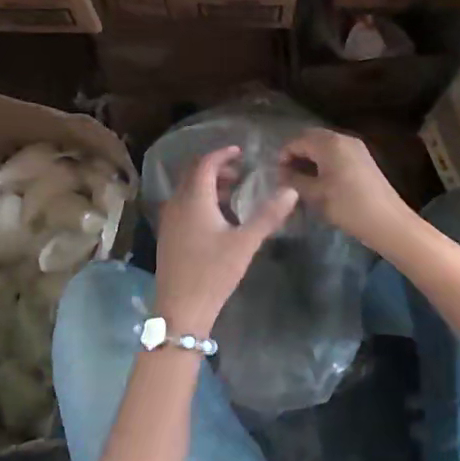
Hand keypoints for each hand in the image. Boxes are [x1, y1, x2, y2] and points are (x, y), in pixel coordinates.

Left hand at [154, 145, 297, 335]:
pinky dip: (199, 200)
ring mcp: (168, 219)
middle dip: (215, 168)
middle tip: (240, 172)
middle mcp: (176, 203)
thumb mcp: (245, 243)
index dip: (222, 154)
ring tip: (232, 193)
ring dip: (207, 185)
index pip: (205, 164)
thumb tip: (292, 190)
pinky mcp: (168, 235)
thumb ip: (268, 215)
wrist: (181, 308)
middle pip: (193, 174)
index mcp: (193, 199)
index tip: (240, 152)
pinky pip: (182, 204)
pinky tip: (217, 218)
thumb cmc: (213, 273)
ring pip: (187, 190)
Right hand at [280, 129, 413, 250]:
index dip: (283, 155)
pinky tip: (321, 179)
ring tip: (301, 179)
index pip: (297, 141)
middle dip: (296, 153)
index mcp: (329, 143)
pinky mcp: (363, 159)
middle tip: (287, 174)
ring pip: (325, 145)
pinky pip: (337, 152)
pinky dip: (324, 160)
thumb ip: (293, 180)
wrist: (387, 221)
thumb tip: (282, 173)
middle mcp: (342, 138)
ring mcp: (356, 147)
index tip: (277, 175)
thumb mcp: (314, 194)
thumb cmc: (346, 206)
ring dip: (310, 157)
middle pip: (311, 138)